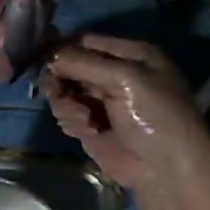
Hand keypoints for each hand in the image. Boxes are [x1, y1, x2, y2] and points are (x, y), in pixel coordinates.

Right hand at [41, 35, 209, 190]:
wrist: (164, 168)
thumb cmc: (154, 115)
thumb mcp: (124, 78)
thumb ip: (84, 63)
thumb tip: (48, 55)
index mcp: (129, 55)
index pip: (86, 41)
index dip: (64, 48)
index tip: (45, 58)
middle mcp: (114, 74)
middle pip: (70, 66)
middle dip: (61, 78)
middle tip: (59, 92)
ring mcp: (100, 101)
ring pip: (64, 91)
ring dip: (66, 104)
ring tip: (83, 119)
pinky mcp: (90, 126)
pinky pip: (66, 114)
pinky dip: (70, 120)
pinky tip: (85, 130)